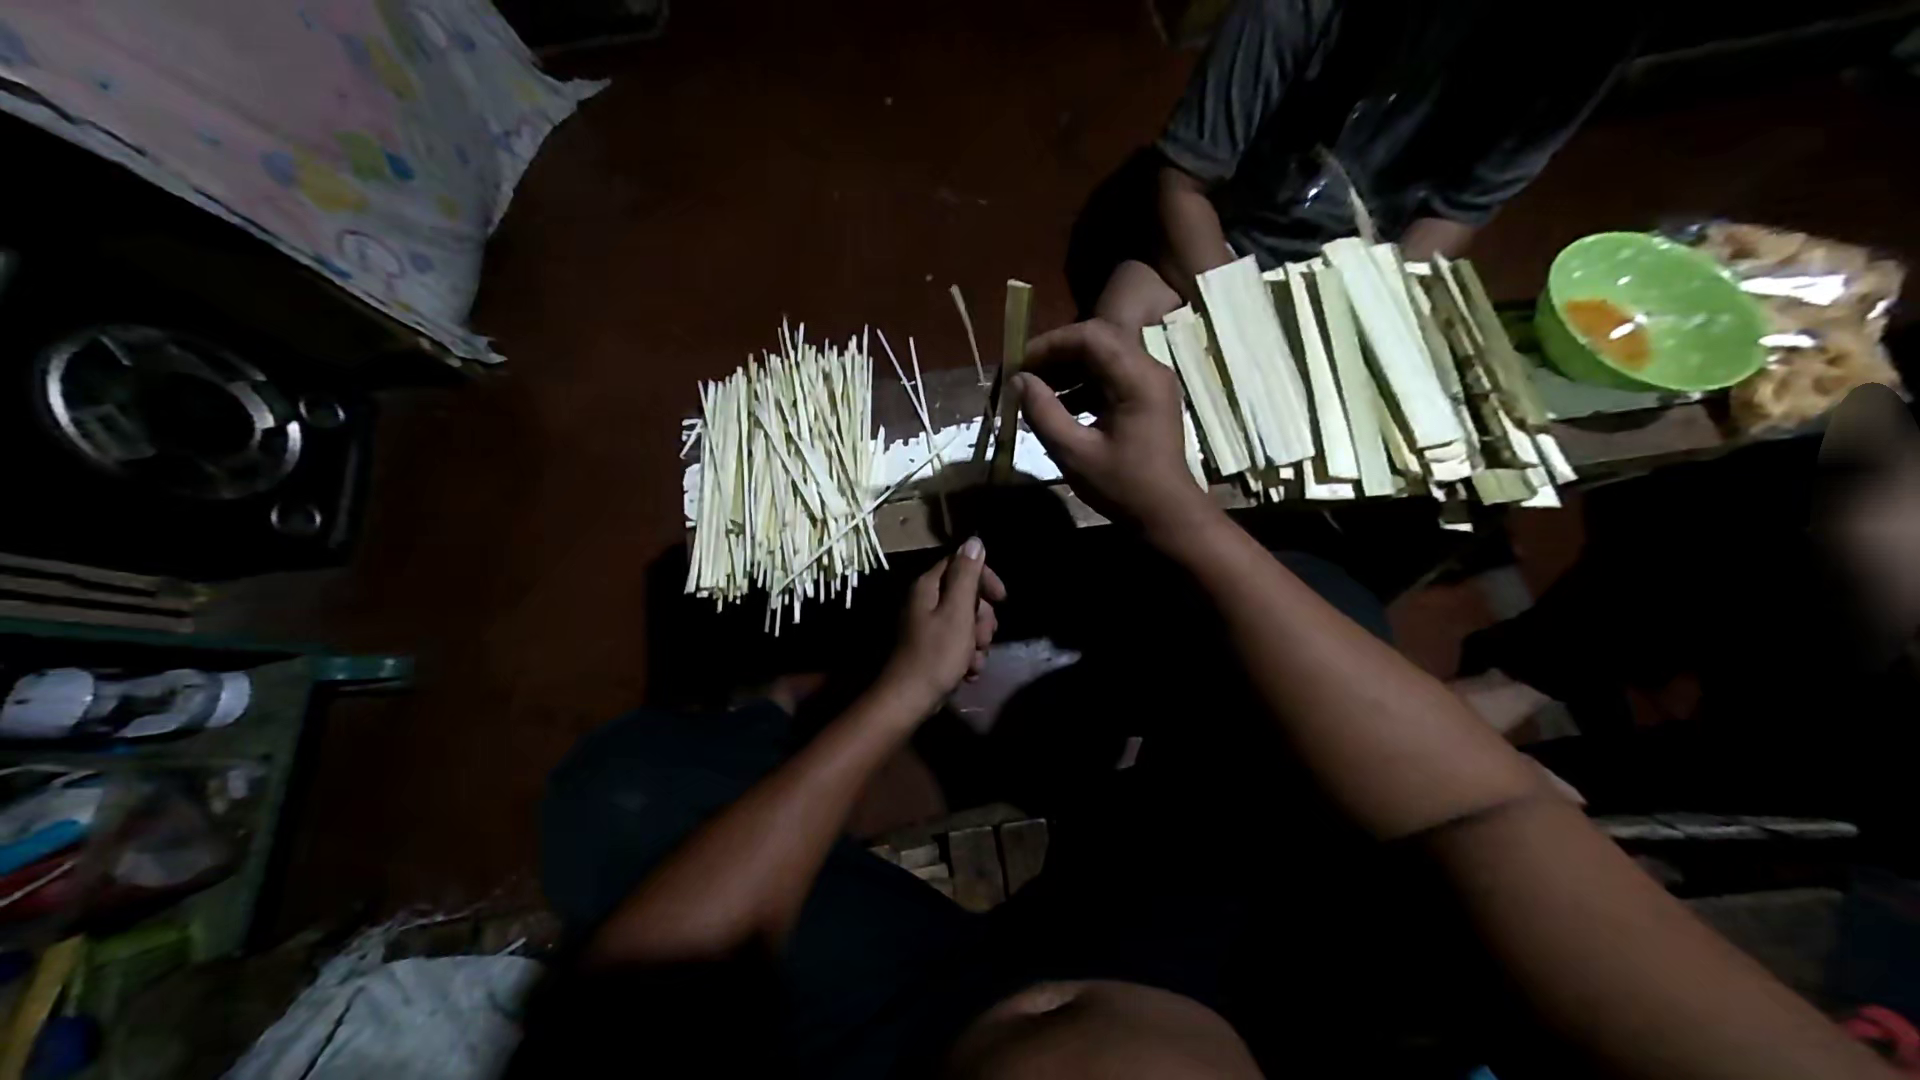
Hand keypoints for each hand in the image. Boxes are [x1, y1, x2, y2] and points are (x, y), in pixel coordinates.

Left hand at [879, 537, 1005, 712]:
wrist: (910, 699)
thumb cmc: (937, 654)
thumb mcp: (957, 612)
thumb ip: (966, 576)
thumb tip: (973, 540)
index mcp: (928, 586)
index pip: (961, 564)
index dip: (985, 579)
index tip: (1001, 599)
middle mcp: (926, 600)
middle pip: (966, 595)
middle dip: (982, 618)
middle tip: (984, 638)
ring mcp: (928, 624)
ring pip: (966, 621)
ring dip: (977, 641)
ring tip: (974, 660)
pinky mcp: (932, 646)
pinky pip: (958, 641)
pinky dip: (967, 655)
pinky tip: (968, 671)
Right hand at [1014, 319, 1213, 532]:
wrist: (1167, 515)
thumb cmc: (1123, 487)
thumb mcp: (1075, 453)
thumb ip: (1043, 413)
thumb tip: (1018, 381)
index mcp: (1137, 378)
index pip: (1090, 335)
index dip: (1050, 343)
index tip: (1019, 363)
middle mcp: (1149, 370)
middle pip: (1097, 341)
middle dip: (1055, 354)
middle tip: (1022, 376)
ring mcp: (1150, 383)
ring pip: (1102, 358)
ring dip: (1066, 370)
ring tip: (1034, 392)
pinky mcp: (1146, 398)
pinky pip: (1109, 377)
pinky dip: (1081, 385)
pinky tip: (1057, 407)